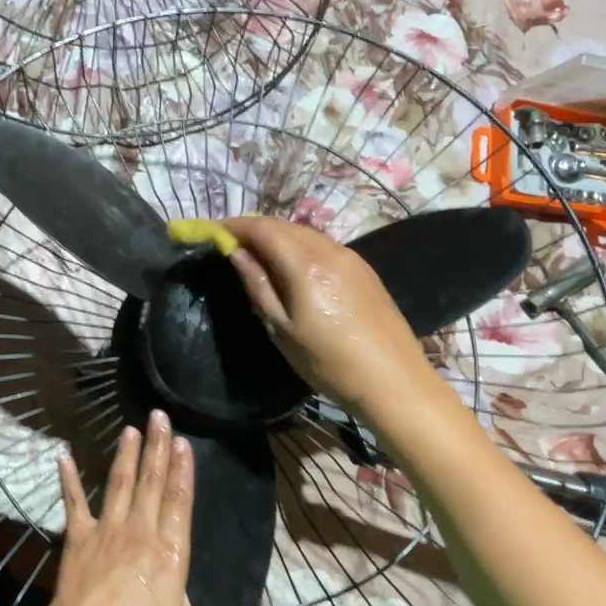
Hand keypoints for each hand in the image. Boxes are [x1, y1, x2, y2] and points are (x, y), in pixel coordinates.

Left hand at [29, 411, 273, 605]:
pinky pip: (74, 503)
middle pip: (150, 483)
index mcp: (170, 553)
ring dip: (124, 454)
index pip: (178, 501)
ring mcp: (106, 532)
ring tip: (130, 427)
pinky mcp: (77, 538)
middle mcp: (139, 533)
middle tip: (159, 415)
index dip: (181, 470)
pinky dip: (69, 480)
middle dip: (156, 447)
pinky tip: (64, 457)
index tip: (183, 442)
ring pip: (118, 484)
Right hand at [220, 215, 436, 409]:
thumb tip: (236, 254)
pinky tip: (290, 265)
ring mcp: (351, 258)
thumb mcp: (281, 329)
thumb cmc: (327, 361)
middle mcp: (330, 251)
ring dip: (277, 236)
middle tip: (230, 242)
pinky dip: (298, 246)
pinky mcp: (363, 269)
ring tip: (256, 254)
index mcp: (306, 266)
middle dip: (255, 228)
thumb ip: (258, 286)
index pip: (264, 229)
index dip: (236, 225)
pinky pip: (323, 245)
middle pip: (285, 226)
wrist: (391, 379)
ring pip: (305, 233)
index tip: (213, 231)